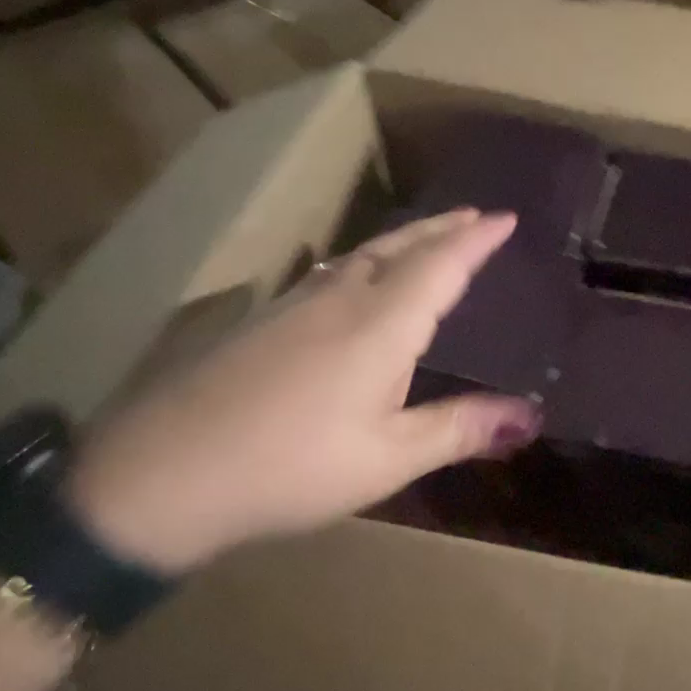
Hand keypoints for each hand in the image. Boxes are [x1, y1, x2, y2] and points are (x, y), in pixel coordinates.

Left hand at [65, 209, 541, 574]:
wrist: (158, 475)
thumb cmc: (291, 467)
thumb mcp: (389, 458)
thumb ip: (460, 428)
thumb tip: (531, 415)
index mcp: (380, 325)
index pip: (440, 265)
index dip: (476, 240)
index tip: (507, 217)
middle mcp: (339, 299)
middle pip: (398, 247)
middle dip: (442, 228)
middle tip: (474, 215)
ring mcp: (292, 306)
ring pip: (360, 255)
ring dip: (403, 241)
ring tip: (428, 240)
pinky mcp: (260, 323)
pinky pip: (331, 272)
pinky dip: (366, 262)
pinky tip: (356, 282)